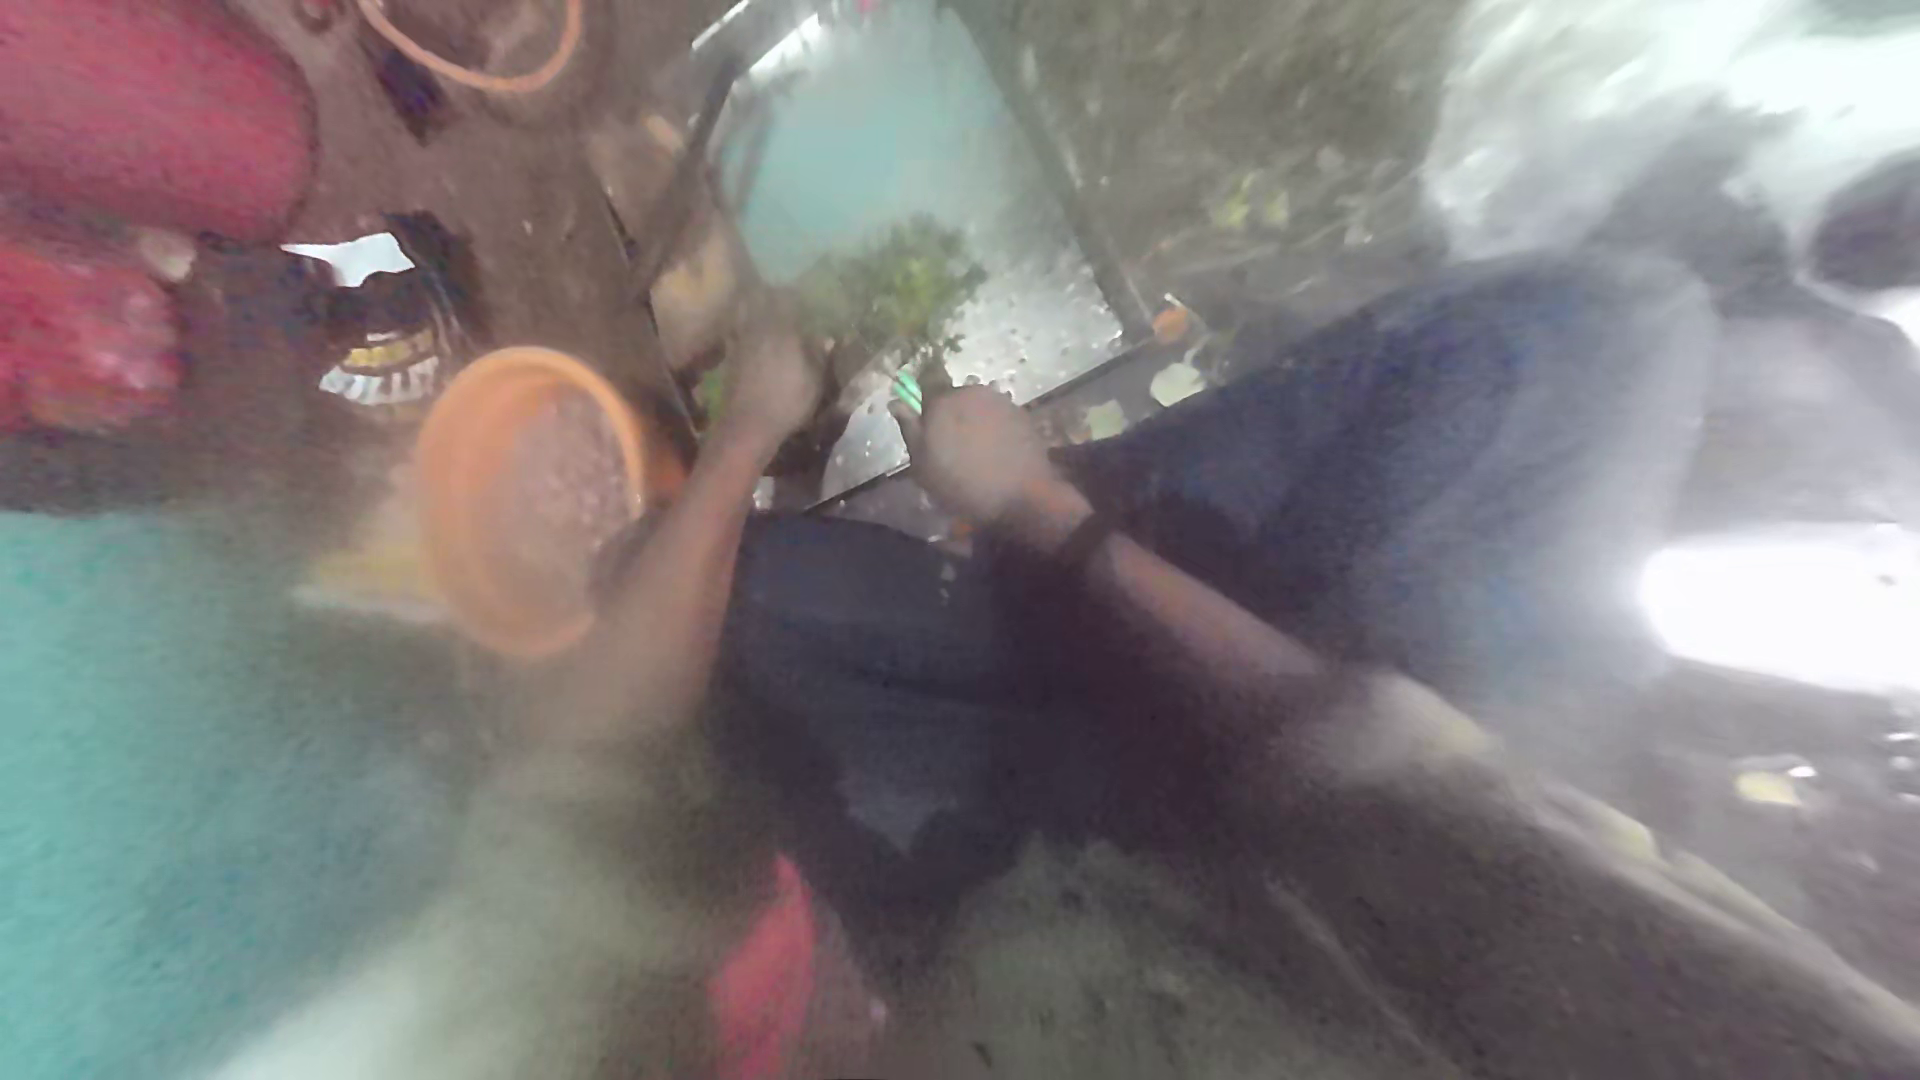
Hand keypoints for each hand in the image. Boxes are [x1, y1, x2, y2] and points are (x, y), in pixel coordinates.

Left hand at [718, 292, 822, 454]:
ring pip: (745, 311)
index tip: (803, 293)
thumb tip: (829, 337)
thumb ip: (820, 356)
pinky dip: (744, 325)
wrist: (748, 423)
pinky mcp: (730, 356)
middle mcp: (758, 327)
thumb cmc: (788, 401)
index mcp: (782, 328)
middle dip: (770, 293)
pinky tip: (752, 334)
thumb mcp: (815, 381)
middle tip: (782, 296)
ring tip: (766, 310)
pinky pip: (737, 330)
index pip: (786, 297)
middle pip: (759, 297)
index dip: (794, 293)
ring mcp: (740, 340)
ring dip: (754, 305)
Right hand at [891, 384, 1088, 546]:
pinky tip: (998, 449)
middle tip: (953, 441)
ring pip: (979, 403)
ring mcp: (1000, 400)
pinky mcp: (1022, 413)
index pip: (927, 379)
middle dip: (952, 411)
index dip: (926, 396)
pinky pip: (1000, 413)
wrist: (1021, 496)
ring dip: (975, 417)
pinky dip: (996, 425)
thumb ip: (910, 430)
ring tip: (978, 446)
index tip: (927, 416)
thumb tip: (896, 402)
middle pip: (955, 394)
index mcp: (942, 401)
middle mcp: (971, 392)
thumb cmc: (962, 485)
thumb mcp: (923, 465)